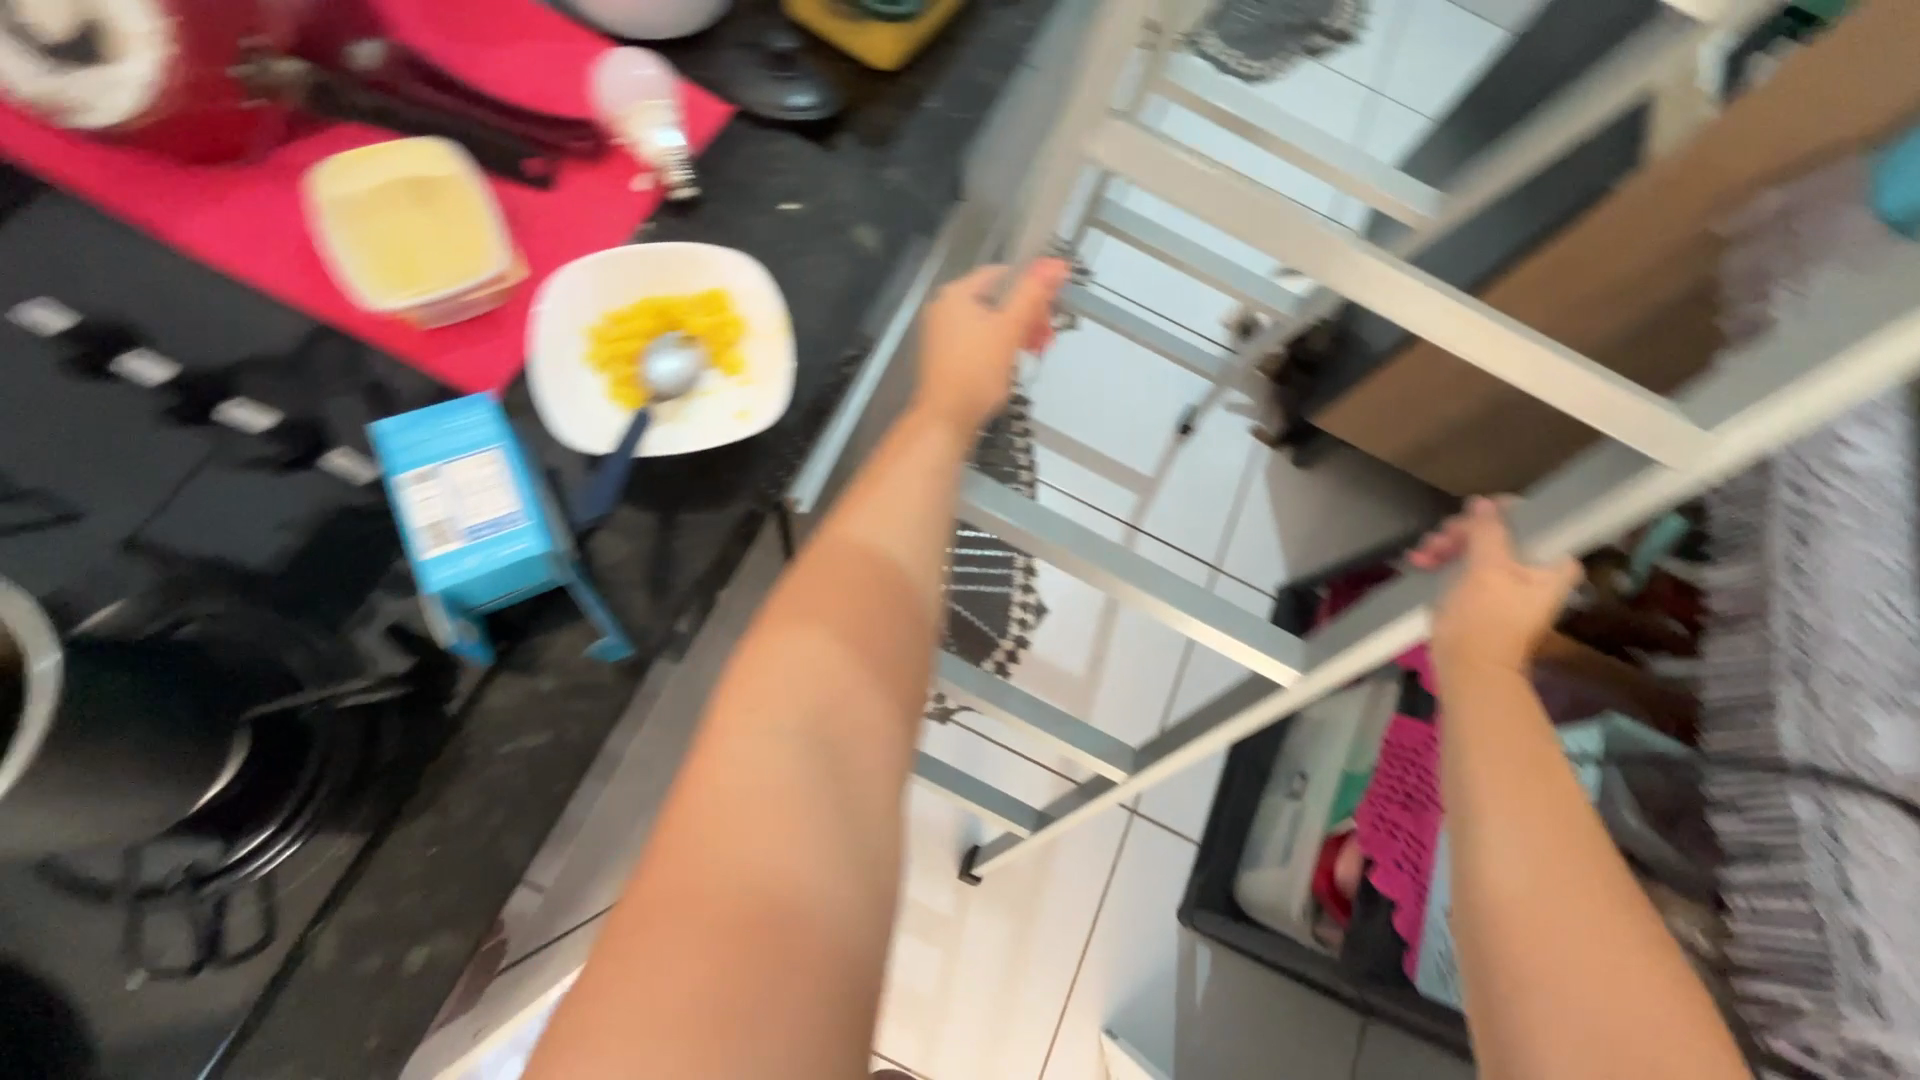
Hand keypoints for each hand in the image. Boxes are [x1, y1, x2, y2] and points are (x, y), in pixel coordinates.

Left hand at [911, 259, 1069, 433]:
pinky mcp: (946, 357)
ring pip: (990, 322)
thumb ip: (1033, 294)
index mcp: (956, 293)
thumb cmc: (977, 372)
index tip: (1052, 309)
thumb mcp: (1010, 329)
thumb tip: (1058, 264)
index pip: (1003, 273)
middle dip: (1027, 315)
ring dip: (1017, 333)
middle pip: (997, 299)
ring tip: (1035, 353)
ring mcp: (943, 334)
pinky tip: (1013, 365)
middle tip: (1046, 337)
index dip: (1032, 287)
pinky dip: (1000, 348)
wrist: (945, 420)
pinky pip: (979, 342)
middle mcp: (945, 308)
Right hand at [1410, 495, 1581, 674]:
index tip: (1464, 522)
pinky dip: (1444, 561)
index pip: (1530, 520)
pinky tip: (1421, 563)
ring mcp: (1509, 583)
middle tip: (1437, 542)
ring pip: (1476, 548)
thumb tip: (1483, 502)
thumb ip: (1488, 531)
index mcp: (1553, 563)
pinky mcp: (1484, 596)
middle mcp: (1536, 570)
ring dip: (1446, 547)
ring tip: (1422, 556)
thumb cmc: (1485, 619)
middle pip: (1498, 533)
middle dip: (1461, 534)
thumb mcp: (1488, 569)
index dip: (1494, 515)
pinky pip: (1465, 566)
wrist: (1469, 669)